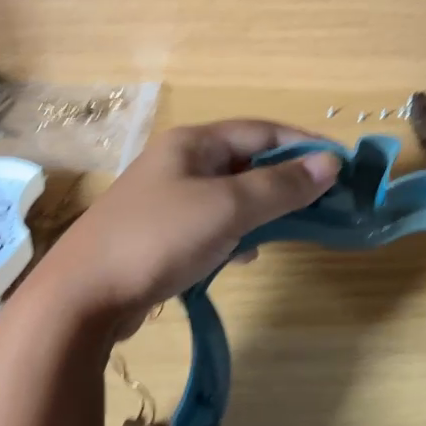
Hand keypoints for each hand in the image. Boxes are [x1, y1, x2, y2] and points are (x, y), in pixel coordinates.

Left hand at [28, 120, 339, 328]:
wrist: (83, 296)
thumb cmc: (158, 239)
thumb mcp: (227, 209)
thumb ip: (280, 186)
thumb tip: (330, 164)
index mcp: (193, 143)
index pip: (261, 130)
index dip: (304, 145)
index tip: (342, 167)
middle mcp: (179, 162)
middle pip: (247, 161)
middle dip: (286, 180)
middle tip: (325, 204)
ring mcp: (167, 198)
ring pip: (231, 195)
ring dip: (262, 210)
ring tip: (288, 231)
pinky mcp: (161, 233)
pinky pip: (213, 223)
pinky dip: (235, 234)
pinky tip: (243, 256)